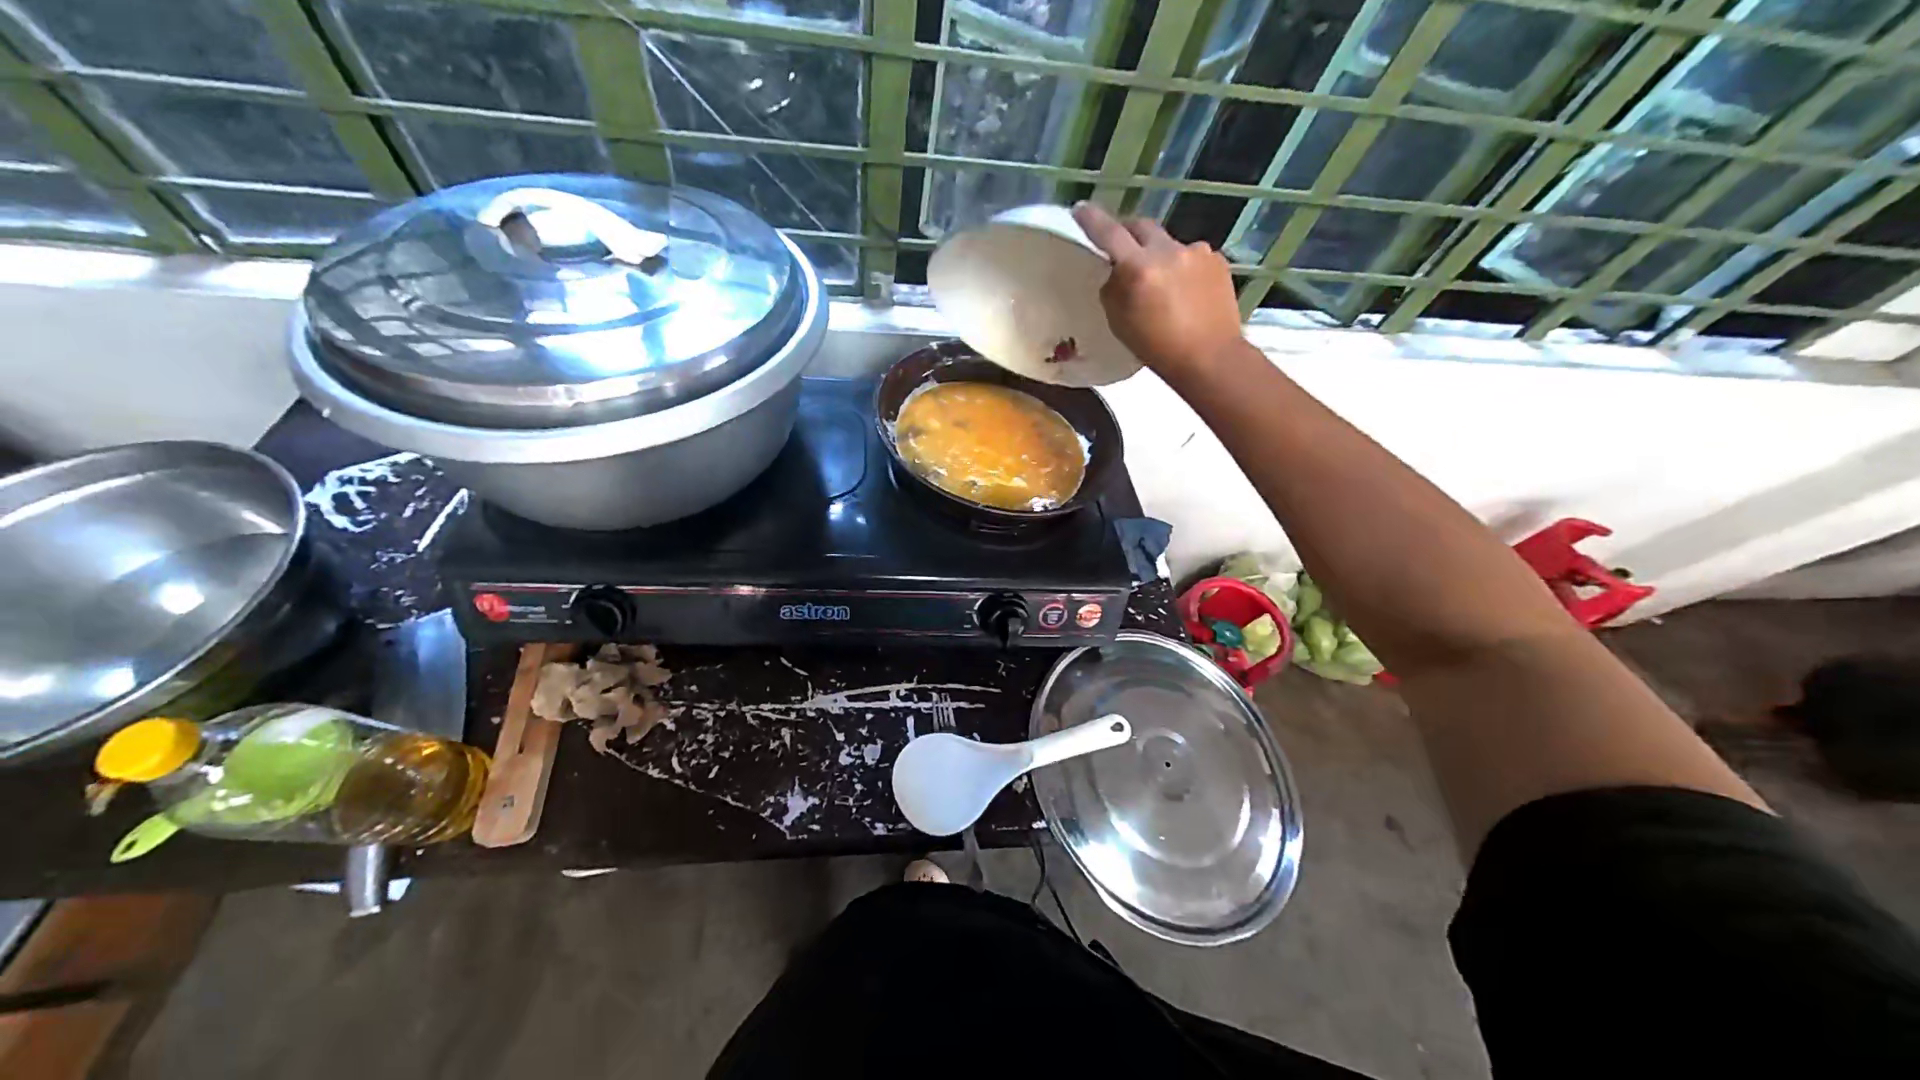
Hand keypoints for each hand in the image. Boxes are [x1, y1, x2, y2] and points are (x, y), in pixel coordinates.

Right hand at [1072, 201, 1249, 384]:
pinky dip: (1183, 267)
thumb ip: (1112, 289)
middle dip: (1128, 233)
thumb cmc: (1157, 348)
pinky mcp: (1217, 260)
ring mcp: (1196, 252)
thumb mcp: (1119, 323)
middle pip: (1141, 226)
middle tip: (1121, 247)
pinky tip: (1185, 291)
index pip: (1108, 233)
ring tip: (1160, 282)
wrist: (1211, 358)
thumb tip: (1115, 272)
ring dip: (1158, 255)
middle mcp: (1167, 251)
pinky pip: (1191, 256)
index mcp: (1138, 268)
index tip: (1081, 209)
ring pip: (1167, 243)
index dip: (1092, 219)